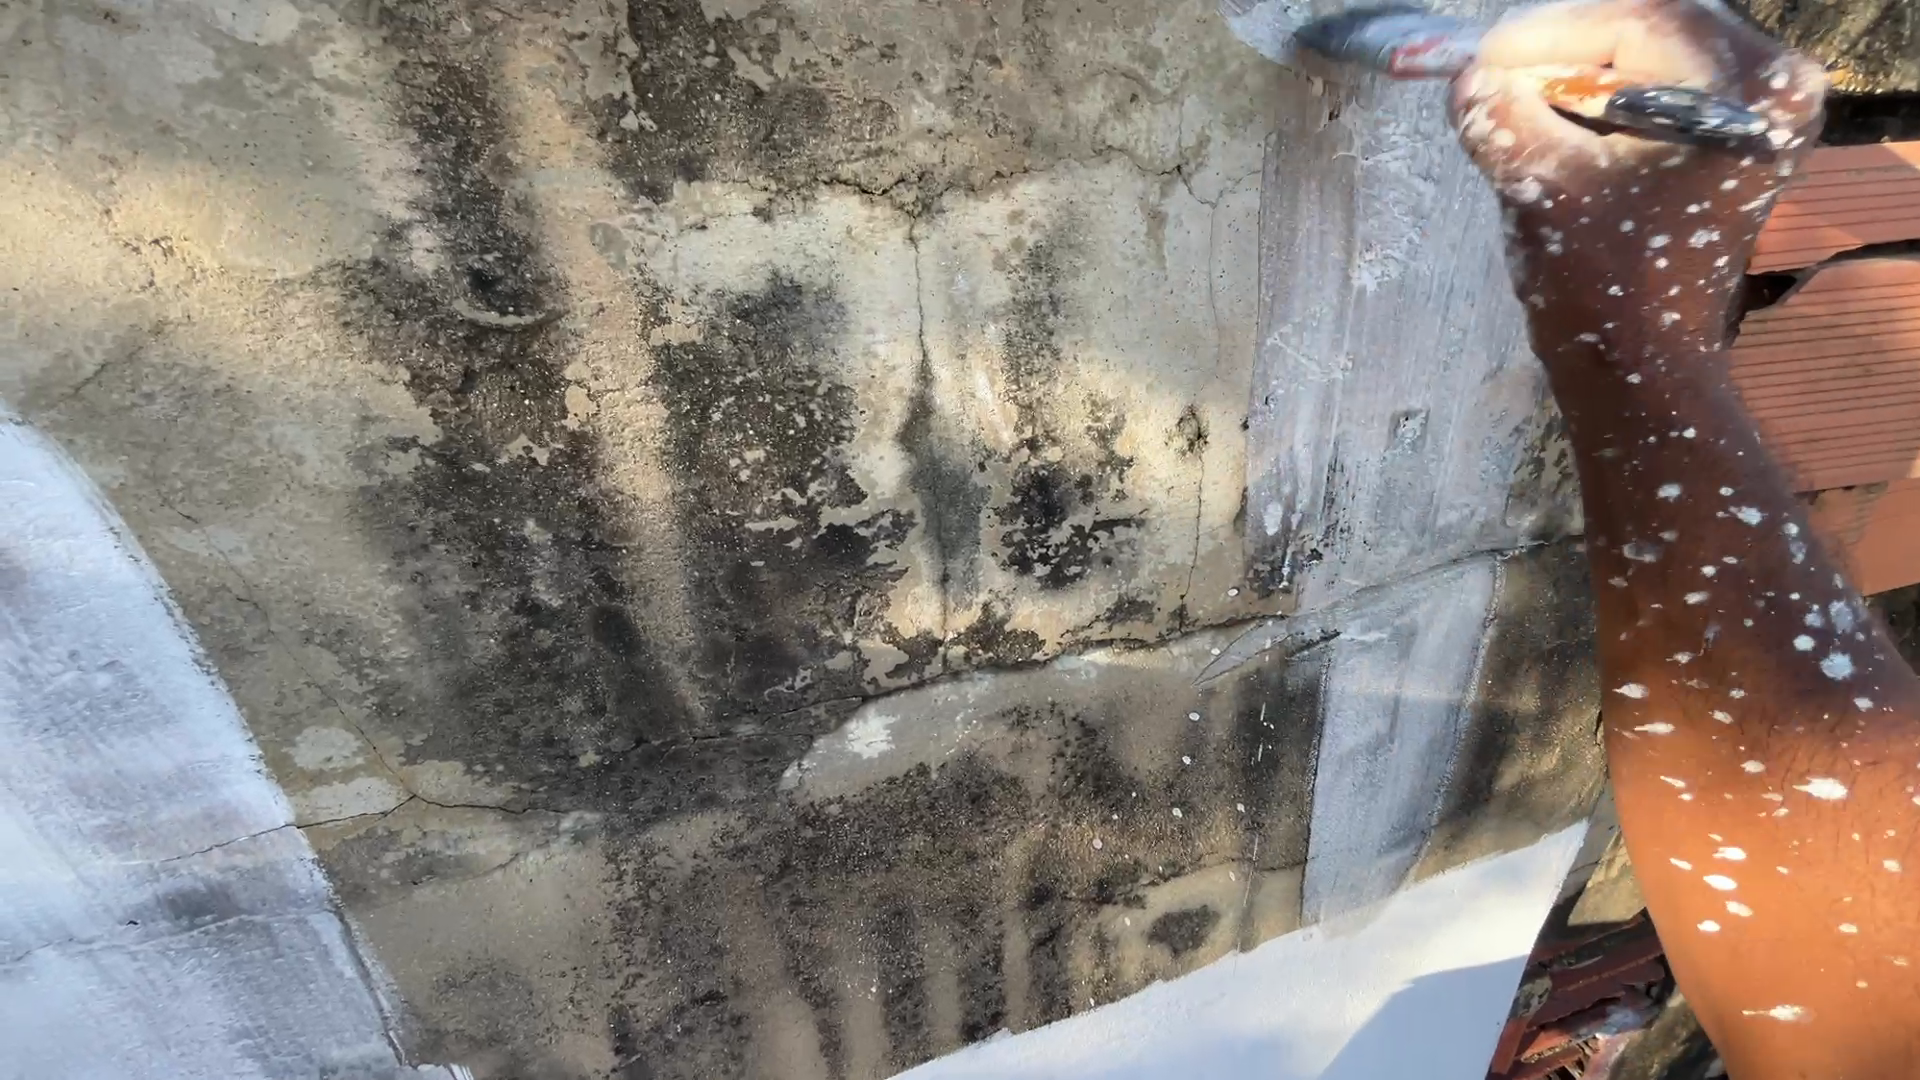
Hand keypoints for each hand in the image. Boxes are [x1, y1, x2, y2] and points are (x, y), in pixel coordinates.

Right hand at [1449, 0, 1826, 354]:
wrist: (1634, 368)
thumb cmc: (1600, 287)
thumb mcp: (1542, 195)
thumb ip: (1503, 126)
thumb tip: (1465, 81)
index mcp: (1746, 91)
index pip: (1641, 20)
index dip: (1550, 32)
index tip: (1479, 56)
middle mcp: (1763, 94)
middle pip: (1647, 37)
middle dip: (1558, 54)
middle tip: (1485, 77)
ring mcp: (1742, 126)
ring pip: (1641, 72)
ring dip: (1567, 84)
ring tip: (1502, 103)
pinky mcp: (1712, 158)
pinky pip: (1643, 110)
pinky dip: (1585, 114)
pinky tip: (1537, 131)